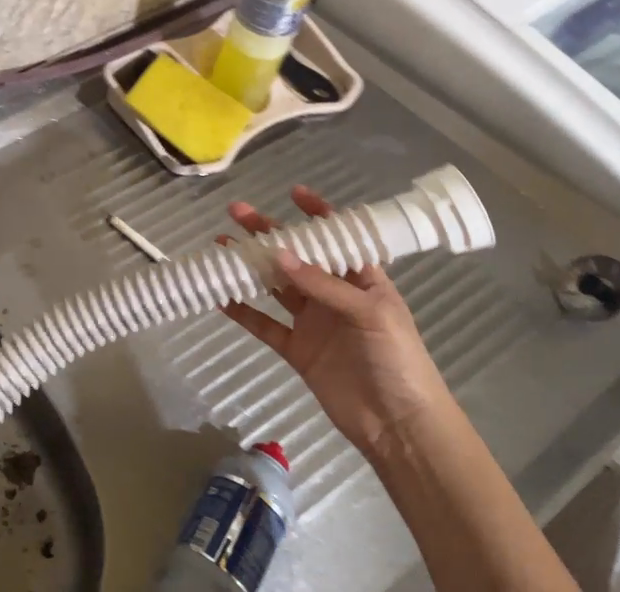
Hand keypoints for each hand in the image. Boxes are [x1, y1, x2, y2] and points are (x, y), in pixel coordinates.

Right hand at [218, 186, 453, 460]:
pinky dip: (243, 311)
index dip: (319, 214)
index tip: (293, 193)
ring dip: (250, 267)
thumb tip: (279, 255)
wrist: (398, 426)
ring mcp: (313, 323)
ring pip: (275, 286)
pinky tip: (220, 296)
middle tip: (236, 213)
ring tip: (222, 248)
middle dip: (269, 233)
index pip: (339, 238)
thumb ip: (324, 285)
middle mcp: (335, 296)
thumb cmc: (398, 360)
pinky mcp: (297, 350)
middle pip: (297, 257)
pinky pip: (264, 324)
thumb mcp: (370, 314)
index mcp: (362, 281)